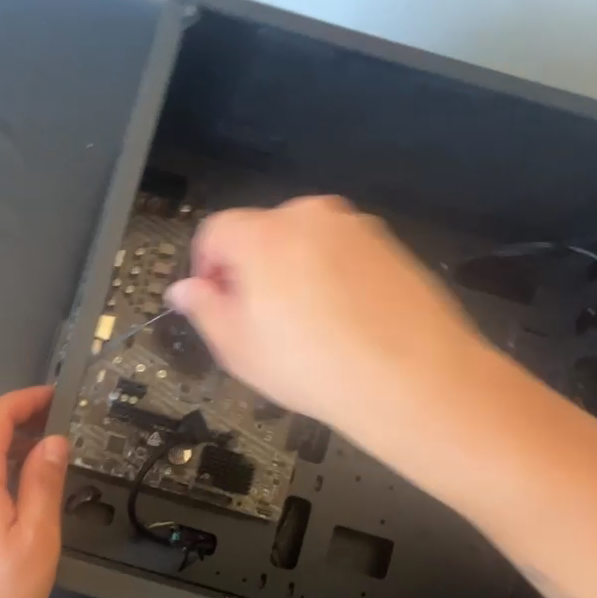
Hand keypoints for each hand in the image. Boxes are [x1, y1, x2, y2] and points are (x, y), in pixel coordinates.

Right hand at [164, 196, 489, 449]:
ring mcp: (353, 228)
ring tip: (297, 330)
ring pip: (301, 243)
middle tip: (252, 320)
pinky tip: (333, 325)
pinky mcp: (386, 245)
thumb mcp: (237, 347)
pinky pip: (339, 254)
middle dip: (248, 270)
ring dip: (288, 274)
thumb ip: (203, 309)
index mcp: (263, 236)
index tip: (210, 298)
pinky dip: (328, 279)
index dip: (205, 267)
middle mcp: (309, 219)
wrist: (409, 378)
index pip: (214, 231)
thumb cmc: (318, 367)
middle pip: (259, 233)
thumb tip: (186, 291)